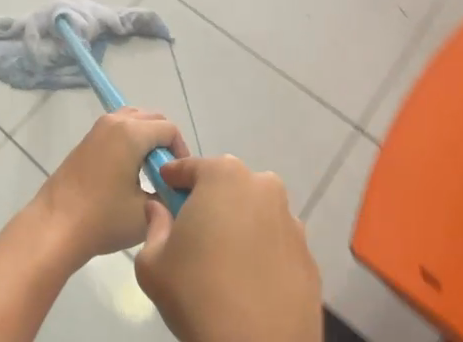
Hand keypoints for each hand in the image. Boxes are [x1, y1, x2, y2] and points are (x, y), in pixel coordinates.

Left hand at [30, 108, 188, 262]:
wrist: (57, 224)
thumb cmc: (104, 218)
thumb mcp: (147, 211)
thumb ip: (169, 196)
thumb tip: (177, 190)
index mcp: (131, 133)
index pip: (169, 129)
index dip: (182, 152)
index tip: (181, 180)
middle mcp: (114, 122)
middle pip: (152, 119)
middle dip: (166, 143)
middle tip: (170, 175)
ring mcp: (98, 129)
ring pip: (134, 120)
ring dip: (148, 139)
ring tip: (152, 173)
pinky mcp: (88, 140)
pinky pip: (118, 129)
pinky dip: (131, 141)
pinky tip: (132, 172)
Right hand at [134, 154, 324, 341]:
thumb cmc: (196, 295)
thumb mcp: (152, 262)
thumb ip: (154, 225)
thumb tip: (159, 210)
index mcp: (224, 178)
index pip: (192, 167)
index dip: (173, 178)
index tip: (164, 190)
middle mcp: (264, 190)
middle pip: (229, 185)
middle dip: (211, 199)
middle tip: (194, 229)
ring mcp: (293, 226)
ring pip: (257, 214)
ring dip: (241, 226)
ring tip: (223, 262)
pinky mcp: (310, 262)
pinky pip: (278, 247)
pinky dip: (263, 256)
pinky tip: (248, 285)